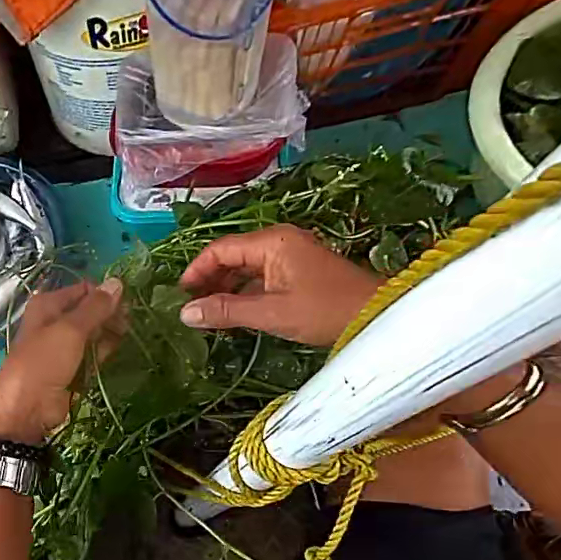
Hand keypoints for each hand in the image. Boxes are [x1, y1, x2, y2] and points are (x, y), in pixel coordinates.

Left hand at [0, 279, 123, 443]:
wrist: (28, 408)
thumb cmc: (44, 362)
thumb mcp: (70, 330)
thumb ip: (95, 307)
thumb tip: (117, 281)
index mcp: (47, 305)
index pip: (83, 290)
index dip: (104, 295)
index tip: (125, 304)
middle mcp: (54, 321)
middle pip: (90, 311)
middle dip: (109, 314)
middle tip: (128, 323)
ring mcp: (64, 345)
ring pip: (93, 332)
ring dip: (109, 332)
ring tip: (125, 335)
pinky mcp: (73, 366)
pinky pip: (93, 352)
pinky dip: (104, 350)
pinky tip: (117, 348)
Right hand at [178, 225, 381, 346]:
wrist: (380, 317)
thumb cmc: (326, 310)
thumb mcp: (270, 313)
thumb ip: (225, 311)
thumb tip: (185, 314)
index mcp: (272, 242)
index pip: (220, 249)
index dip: (196, 270)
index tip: (180, 294)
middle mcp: (279, 242)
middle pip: (231, 256)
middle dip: (208, 280)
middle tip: (191, 306)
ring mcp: (290, 256)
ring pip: (244, 269)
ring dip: (225, 289)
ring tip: (208, 313)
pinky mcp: (298, 272)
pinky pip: (259, 278)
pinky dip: (243, 293)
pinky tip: (233, 313)